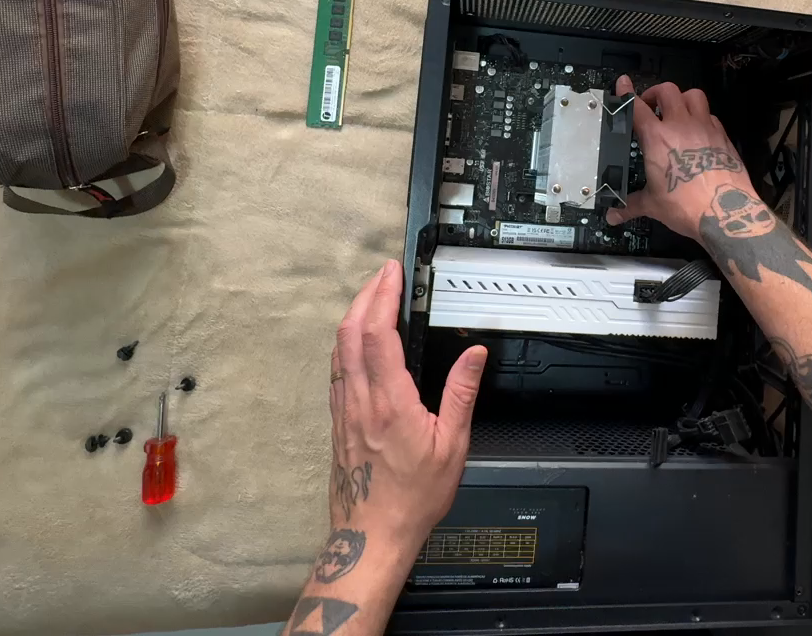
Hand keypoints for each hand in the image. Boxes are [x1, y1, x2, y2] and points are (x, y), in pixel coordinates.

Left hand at [326, 261, 487, 569]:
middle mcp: (360, 401)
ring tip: (371, 296)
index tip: (392, 274)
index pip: (378, 335)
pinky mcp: (338, 421)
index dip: (382, 297)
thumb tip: (474, 354)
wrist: (371, 537)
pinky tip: (355, 339)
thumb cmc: (412, 497)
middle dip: (365, 295)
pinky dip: (345, 341)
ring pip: (339, 349)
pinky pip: (336, 369)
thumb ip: (461, 393)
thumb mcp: (452, 445)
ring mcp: (344, 410)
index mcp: (390, 402)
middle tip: (382, 274)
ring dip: (352, 315)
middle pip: (350, 332)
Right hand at [605, 76, 750, 242]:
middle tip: (651, 105)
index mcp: (657, 138)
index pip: (637, 106)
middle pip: (668, 90)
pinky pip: (711, 115)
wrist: (726, 211)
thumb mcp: (653, 205)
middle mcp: (681, 126)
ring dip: (682, 98)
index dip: (626, 92)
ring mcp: (705, 128)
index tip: (623, 83)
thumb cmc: (687, 206)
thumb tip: (614, 215)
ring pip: (694, 95)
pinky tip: (698, 131)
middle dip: (656, 93)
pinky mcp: (723, 136)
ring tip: (676, 111)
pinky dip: (702, 117)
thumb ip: (630, 205)